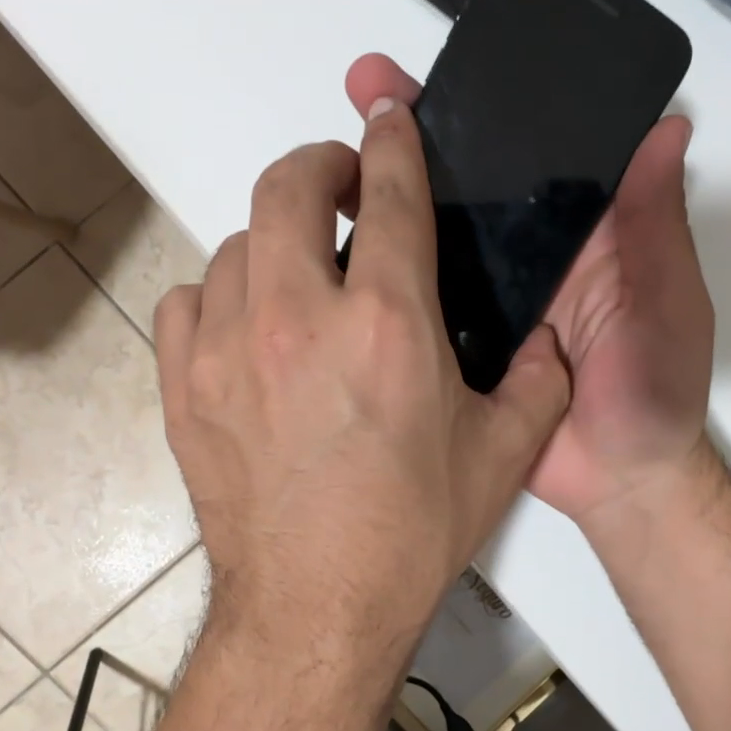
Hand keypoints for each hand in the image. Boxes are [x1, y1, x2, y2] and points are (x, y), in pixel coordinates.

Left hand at [153, 101, 570, 644]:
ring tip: (302, 282)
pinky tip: (247, 333)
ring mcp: (228, 353)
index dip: (392, 141)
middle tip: (343, 195)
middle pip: (287, 186)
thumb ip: (539, 384)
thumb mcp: (501, 458)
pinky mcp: (185, 391)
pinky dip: (218, 299)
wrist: (317, 608)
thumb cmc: (408, 537)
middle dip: (320, 169)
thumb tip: (546, 346)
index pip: (389, 195)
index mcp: (388, 328)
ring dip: (274, 245)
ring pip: (235, 245)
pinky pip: (187, 302)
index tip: (387, 121)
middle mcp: (299, 322)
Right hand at [344, 54, 715, 525]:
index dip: (480, 118)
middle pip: (467, 199)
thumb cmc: (656, 397)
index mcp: (578, 242)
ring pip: (436, 253)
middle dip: (415, 152)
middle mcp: (528, 269)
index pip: (525, 162)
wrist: (619, 486)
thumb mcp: (666, 303)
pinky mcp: (463, 359)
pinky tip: (344, 268)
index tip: (425, 84)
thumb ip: (655, 227)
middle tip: (360, 101)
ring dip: (391, 214)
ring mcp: (491, 314)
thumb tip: (665, 132)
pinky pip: (422, 318)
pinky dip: (389, 295)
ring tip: (332, 173)